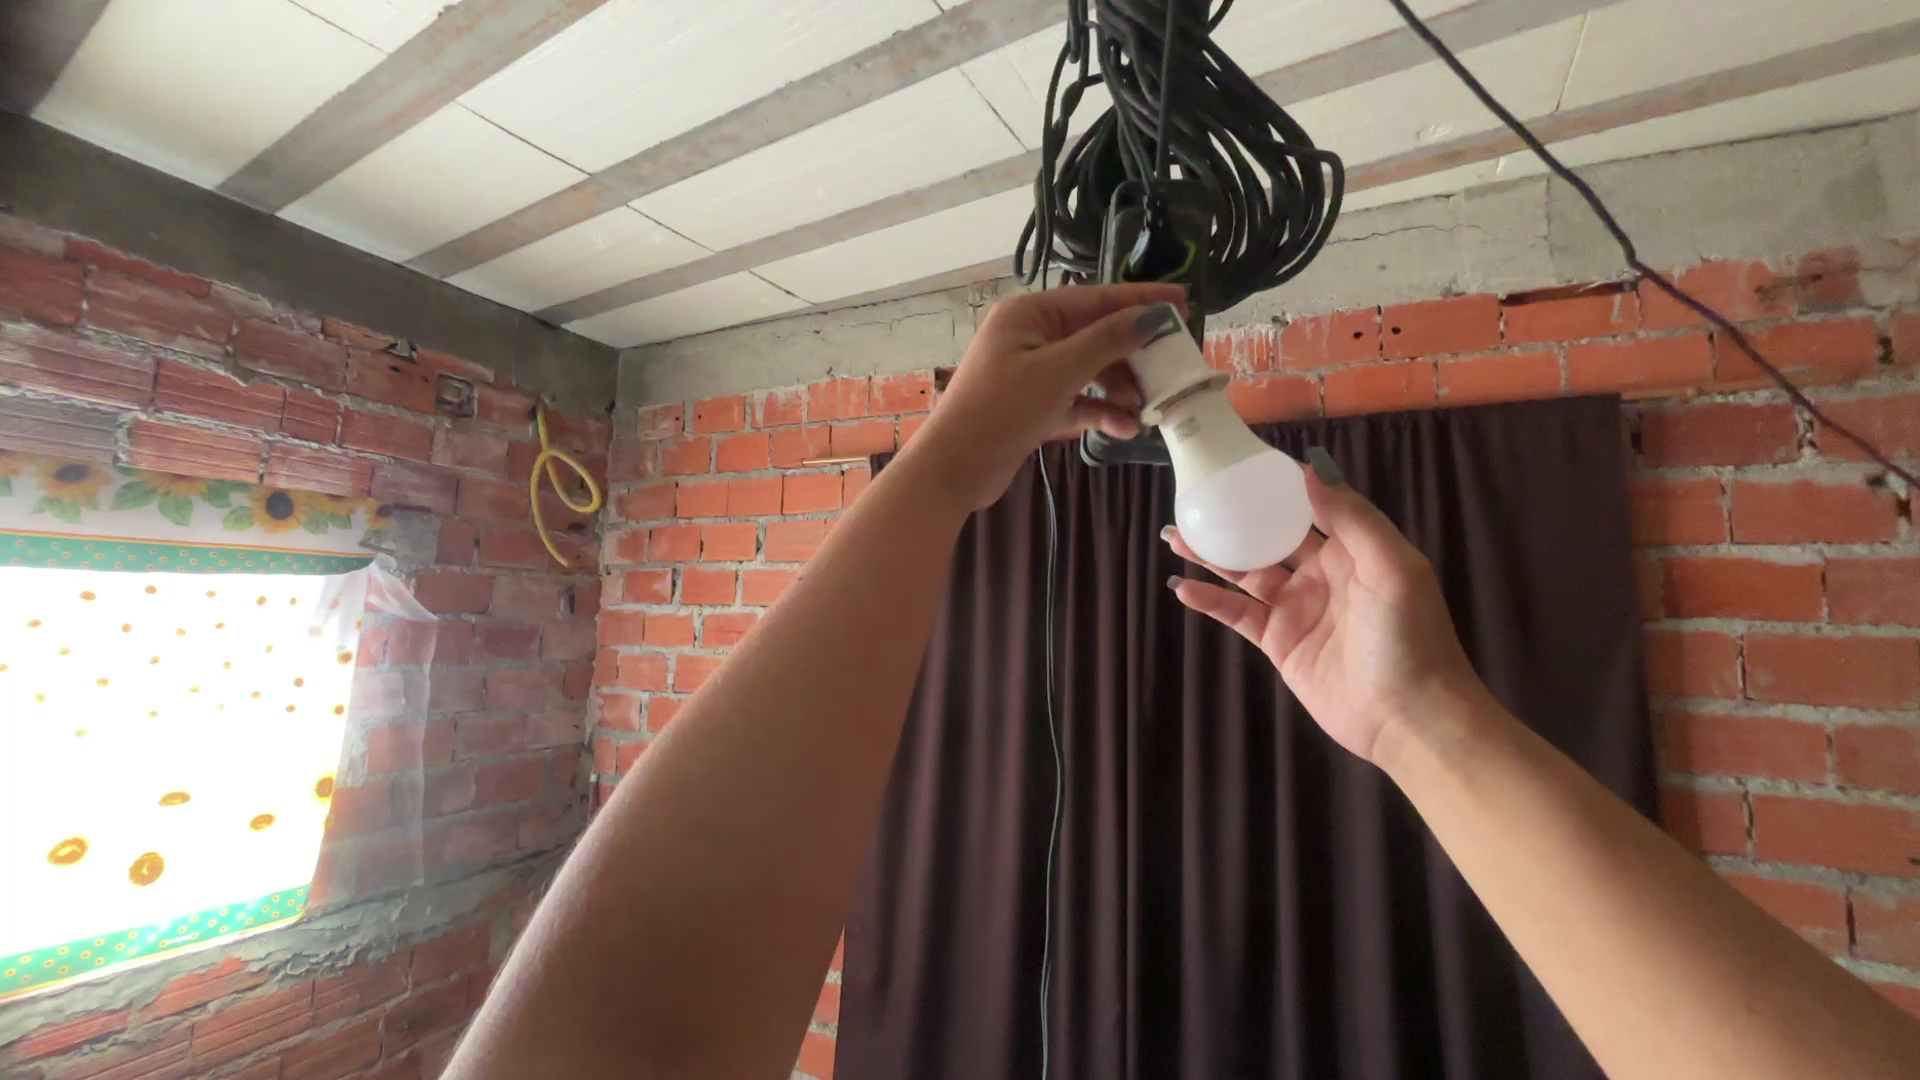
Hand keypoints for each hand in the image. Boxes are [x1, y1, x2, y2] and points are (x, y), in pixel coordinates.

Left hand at [904, 284, 1187, 509]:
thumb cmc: (1000, 409)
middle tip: (1174, 365)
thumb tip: (1152, 316)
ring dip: (1119, 389)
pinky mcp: (1034, 407)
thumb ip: (1107, 342)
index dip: (1141, 300)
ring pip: (1089, 372)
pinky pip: (1077, 402)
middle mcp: (1031, 337)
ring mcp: (1032, 373)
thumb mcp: (1058, 371)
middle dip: (1133, 355)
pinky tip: (1126, 428)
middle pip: (1096, 336)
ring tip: (1150, 407)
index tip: (1184, 303)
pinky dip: (1099, 412)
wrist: (954, 468)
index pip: (1096, 298)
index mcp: (1030, 314)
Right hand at [1165, 452, 1490, 764]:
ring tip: (1174, 537)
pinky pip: (1237, 615)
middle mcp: (1318, 574)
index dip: (1277, 488)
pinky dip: (1210, 602)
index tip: (1242, 467)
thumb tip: (1309, 471)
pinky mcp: (1277, 642)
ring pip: (1244, 573)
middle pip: (1266, 538)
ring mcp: (1295, 609)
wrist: (1408, 715)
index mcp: (1350, 550)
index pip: (1308, 508)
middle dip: (1233, 520)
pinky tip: (1182, 588)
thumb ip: (1352, 519)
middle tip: (1194, 504)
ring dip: (1210, 556)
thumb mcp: (1393, 567)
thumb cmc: (1409, 634)